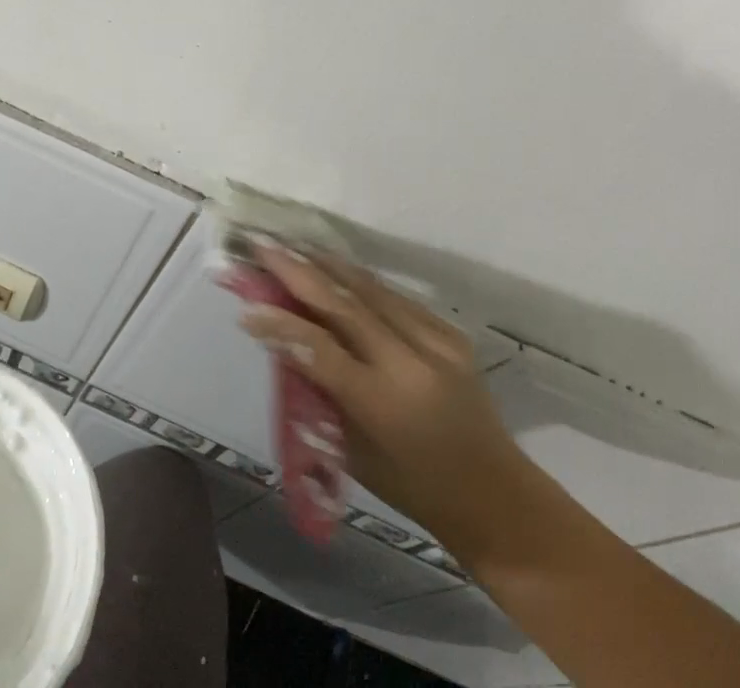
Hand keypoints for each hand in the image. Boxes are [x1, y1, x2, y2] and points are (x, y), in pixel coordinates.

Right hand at [238, 245, 530, 543]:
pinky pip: (397, 299)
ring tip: (293, 246)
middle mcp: (413, 363)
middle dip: (298, 272)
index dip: (281, 324)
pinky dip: (361, 282)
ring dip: (328, 265)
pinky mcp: (453, 335)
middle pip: (346, 305)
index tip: (245, 305)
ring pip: (373, 291)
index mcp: (384, 403)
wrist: (494, 494)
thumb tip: (284, 343)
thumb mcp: (351, 451)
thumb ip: (319, 393)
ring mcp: (439, 343)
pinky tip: (337, 269)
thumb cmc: (412, 487)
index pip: (321, 349)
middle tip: (262, 247)